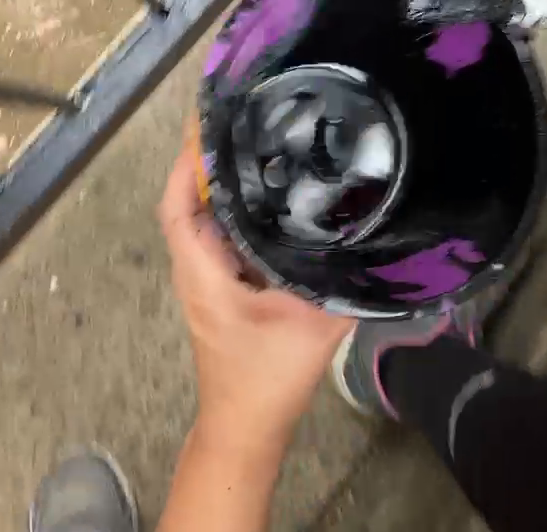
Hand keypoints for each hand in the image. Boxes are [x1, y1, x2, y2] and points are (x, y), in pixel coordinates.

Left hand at [158, 117, 354, 451]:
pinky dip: (235, 204)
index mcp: (204, 272)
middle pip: (189, 201)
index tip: (208, 125)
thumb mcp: (309, 328)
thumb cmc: (266, 379)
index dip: (186, 165)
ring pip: (205, 215)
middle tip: (242, 117)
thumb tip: (368, 235)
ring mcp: (206, 275)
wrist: (246, 428)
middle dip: (206, 158)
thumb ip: (337, 283)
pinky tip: (269, 189)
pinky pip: (221, 231)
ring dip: (220, 179)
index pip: (178, 207)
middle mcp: (197, 266)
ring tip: (256, 141)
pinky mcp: (221, 282)